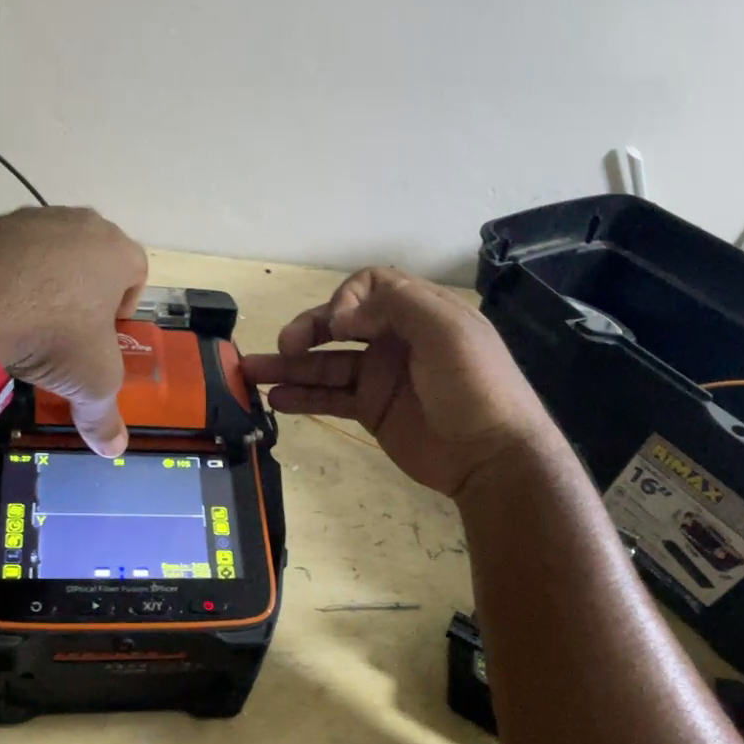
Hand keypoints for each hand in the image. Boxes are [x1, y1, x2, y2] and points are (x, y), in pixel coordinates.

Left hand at [0, 207, 147, 455]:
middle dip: (84, 295)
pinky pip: (4, 256)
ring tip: (25, 326)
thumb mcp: (90, 382)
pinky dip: (3, 280)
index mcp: (115, 249)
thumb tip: (114, 450)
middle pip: (92, 259)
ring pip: (47, 254)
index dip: (125, 307)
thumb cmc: (56, 334)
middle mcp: (76, 223)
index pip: (137, 272)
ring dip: (43, 285)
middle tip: (67, 333)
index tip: (103, 337)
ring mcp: (27, 219)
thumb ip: (105, 415)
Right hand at [243, 267, 559, 500]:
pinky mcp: (372, 410)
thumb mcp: (447, 330)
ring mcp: (381, 376)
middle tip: (283, 347)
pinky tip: (276, 399)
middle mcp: (395, 339)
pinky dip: (302, 396)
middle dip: (307, 330)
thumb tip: (339, 314)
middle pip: (339, 323)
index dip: (345, 299)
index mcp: (418, 312)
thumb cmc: (475, 386)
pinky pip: (329, 397)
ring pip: (325, 363)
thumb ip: (397, 303)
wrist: (492, 456)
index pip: (369, 287)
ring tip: (251, 373)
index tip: (337, 325)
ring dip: (289, 366)